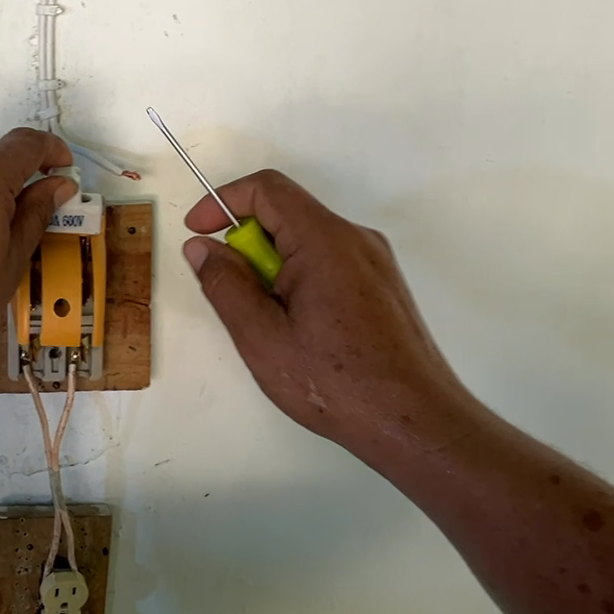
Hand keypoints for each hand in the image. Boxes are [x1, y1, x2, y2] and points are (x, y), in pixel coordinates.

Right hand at [183, 170, 484, 448]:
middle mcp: (355, 240)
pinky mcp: (381, 285)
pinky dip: (295, 280)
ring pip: (304, 242)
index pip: (267, 189)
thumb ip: (225, 284)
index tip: (197, 234)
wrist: (416, 424)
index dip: (222, 201)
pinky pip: (325, 262)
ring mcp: (373, 262)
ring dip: (270, 267)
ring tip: (266, 323)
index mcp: (325, 242)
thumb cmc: (335, 382)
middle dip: (246, 244)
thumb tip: (201, 246)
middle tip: (232, 295)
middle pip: (286, 214)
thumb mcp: (261, 337)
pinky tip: (297, 330)